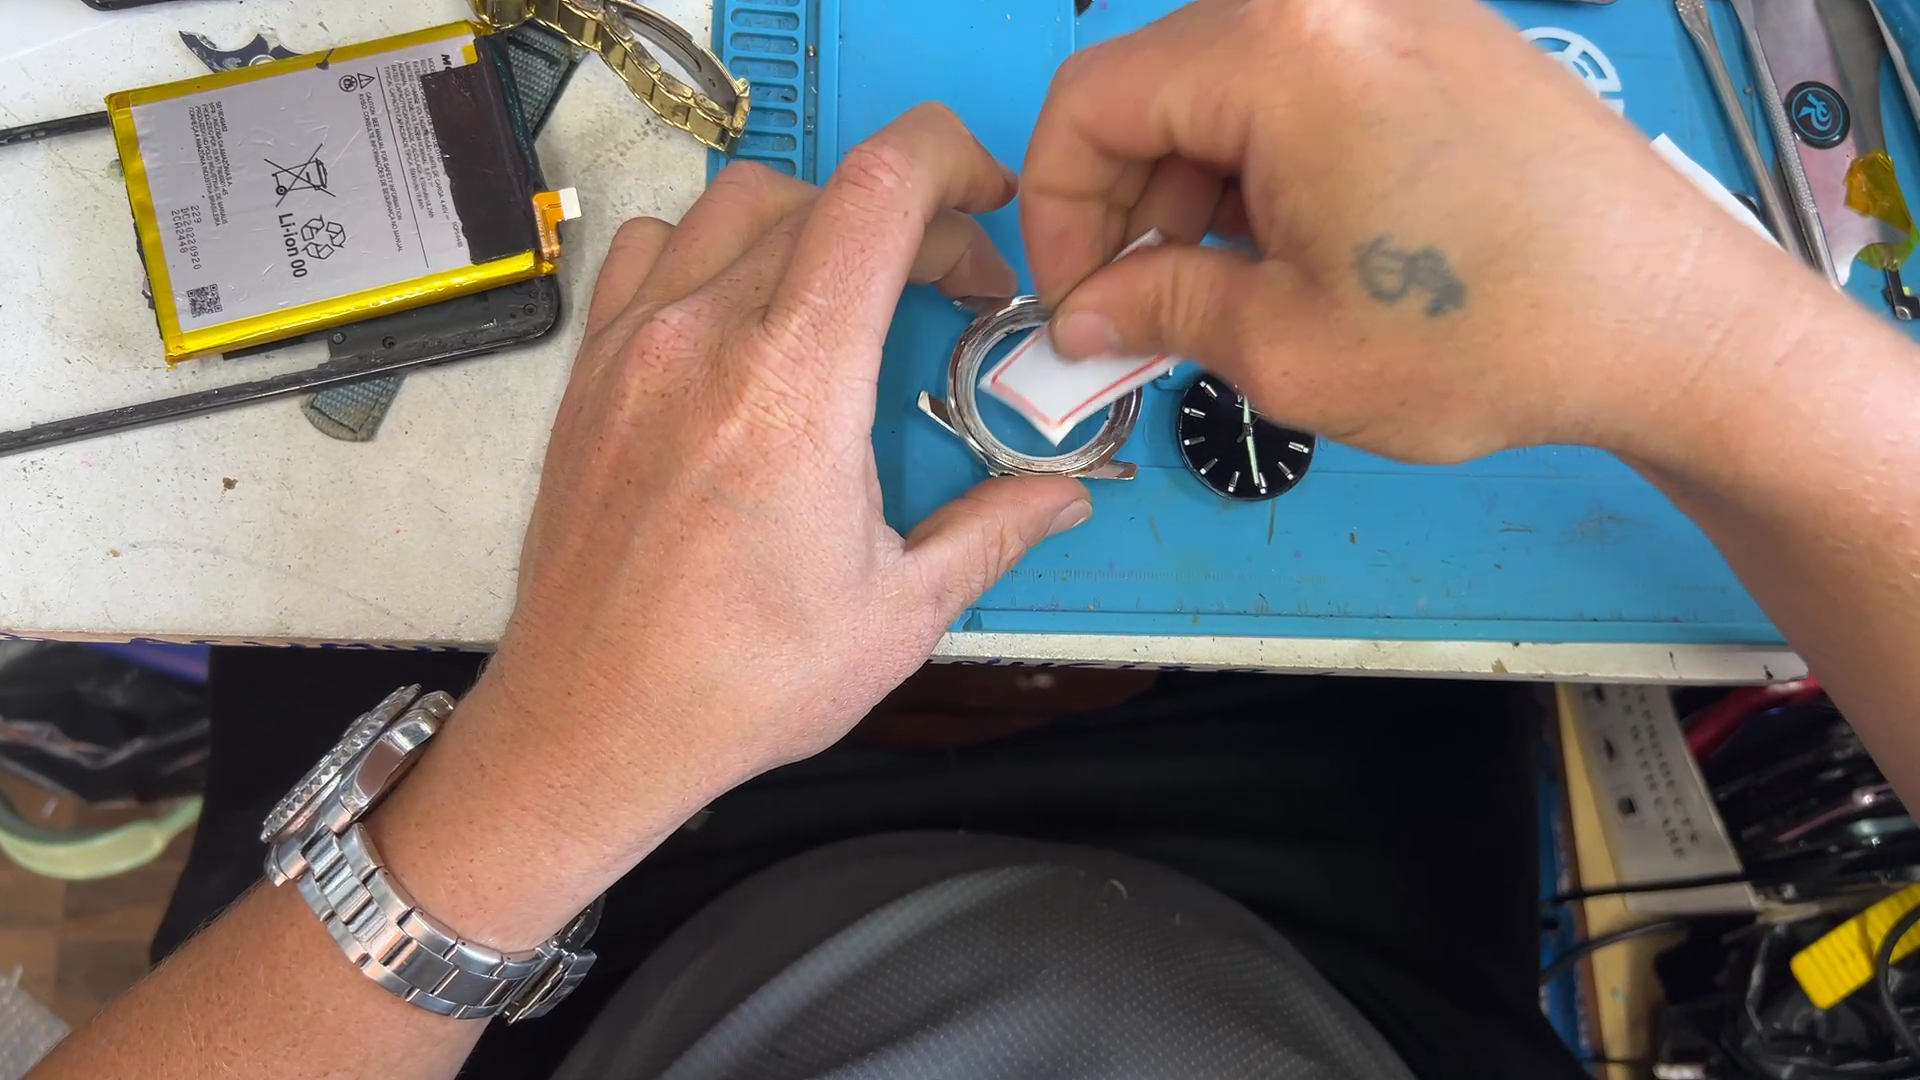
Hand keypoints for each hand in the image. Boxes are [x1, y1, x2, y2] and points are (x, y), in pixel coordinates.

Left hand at [480, 105, 1089, 810]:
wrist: (595, 728)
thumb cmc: (742, 682)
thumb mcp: (899, 614)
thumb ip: (994, 533)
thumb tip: (1063, 496)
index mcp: (796, 389)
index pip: (879, 192)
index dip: (952, 165)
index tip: (986, 206)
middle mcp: (703, 340)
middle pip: (823, 196)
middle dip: (910, 219)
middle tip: (949, 288)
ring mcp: (633, 348)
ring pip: (736, 208)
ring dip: (817, 227)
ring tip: (856, 294)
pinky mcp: (594, 375)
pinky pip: (654, 250)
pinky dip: (720, 251)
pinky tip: (748, 316)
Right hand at [1020, 0, 1826, 465]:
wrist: (1669, 332)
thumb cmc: (1465, 344)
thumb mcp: (1277, 347)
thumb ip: (1151, 312)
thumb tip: (1072, 319)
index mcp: (1278, 53)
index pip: (1086, 104)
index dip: (1051, 213)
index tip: (1071, 301)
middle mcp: (1325, 3)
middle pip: (1144, 97)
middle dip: (1111, 215)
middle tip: (1124, 314)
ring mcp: (1382, 20)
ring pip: (1208, 107)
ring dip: (1174, 209)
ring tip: (1196, 303)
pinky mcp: (1419, 55)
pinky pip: (1278, 110)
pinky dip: (1238, 190)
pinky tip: (1259, 263)